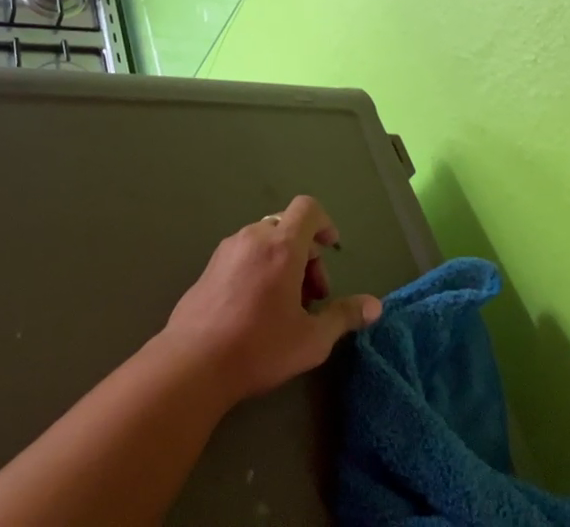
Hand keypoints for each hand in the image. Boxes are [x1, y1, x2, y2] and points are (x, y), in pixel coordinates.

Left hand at [156, 196, 382, 404]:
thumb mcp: (312, 339)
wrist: (193, 361)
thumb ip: (344, 316)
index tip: (332, 251)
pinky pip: (244, 253)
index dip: (325, 223)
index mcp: (281, 246)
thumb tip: (375, 306)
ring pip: (265, 241)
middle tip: (312, 298)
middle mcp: (252, 238)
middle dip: (308, 256)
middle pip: (288, 227)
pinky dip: (260, 267)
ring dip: (284, 263)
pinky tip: (258, 309)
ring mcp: (226, 250)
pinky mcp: (209, 266)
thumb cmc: (259, 347)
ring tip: (287, 307)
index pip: (308, 208)